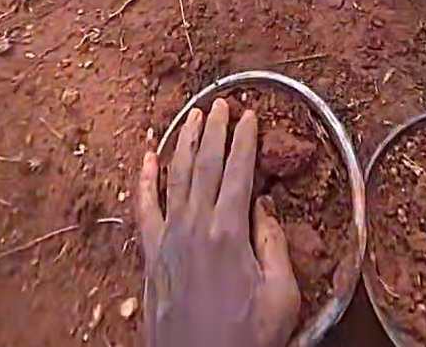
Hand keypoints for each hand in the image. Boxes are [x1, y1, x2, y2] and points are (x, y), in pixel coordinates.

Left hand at [138, 99, 298, 346]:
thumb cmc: (247, 341)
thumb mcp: (281, 297)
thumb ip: (274, 244)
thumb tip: (263, 206)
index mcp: (229, 232)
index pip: (239, 169)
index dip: (245, 138)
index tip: (250, 114)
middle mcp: (195, 226)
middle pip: (206, 163)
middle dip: (215, 129)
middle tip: (221, 103)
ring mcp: (169, 238)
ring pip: (176, 175)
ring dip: (185, 141)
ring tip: (193, 115)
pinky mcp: (152, 256)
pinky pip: (144, 209)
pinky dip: (144, 180)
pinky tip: (147, 156)